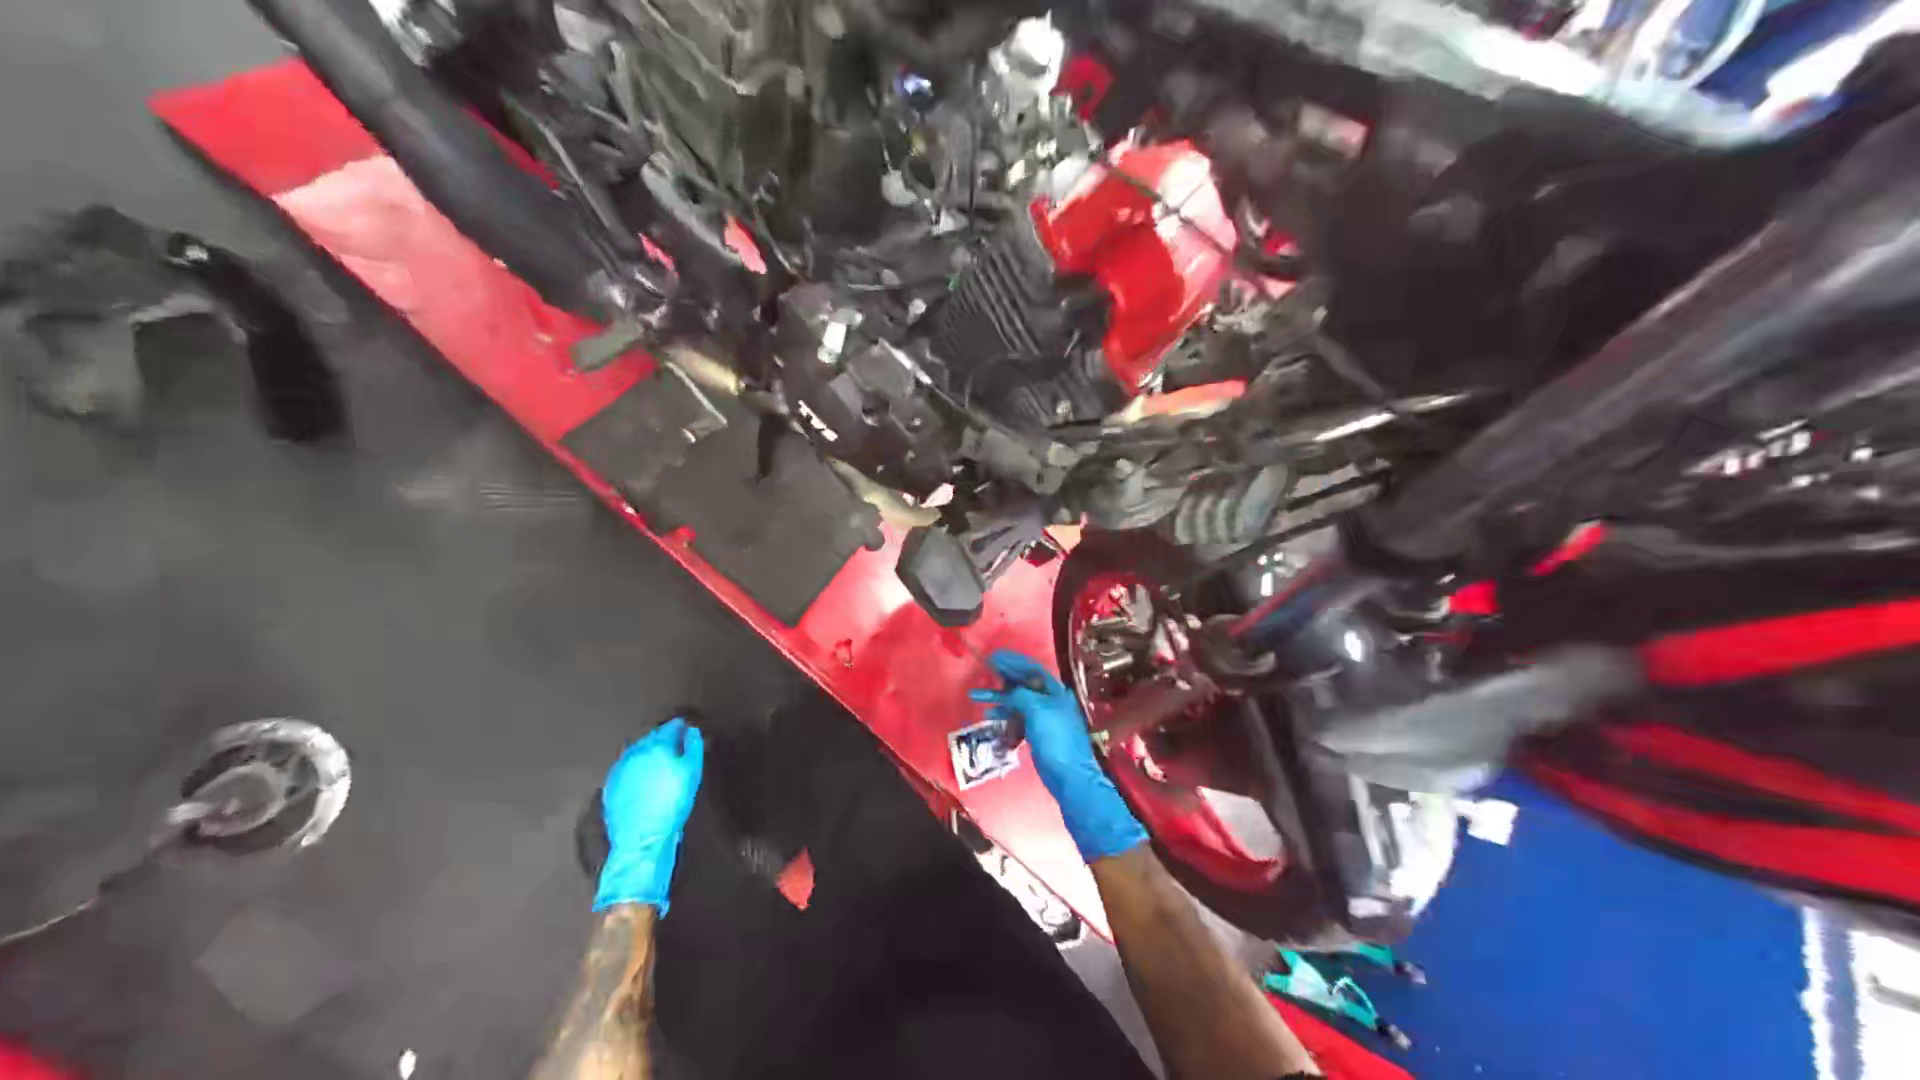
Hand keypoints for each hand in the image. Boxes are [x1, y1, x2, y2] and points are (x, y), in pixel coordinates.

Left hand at [596, 717, 703, 912]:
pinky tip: (646, 782)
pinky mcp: (611, 788)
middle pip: (651, 738)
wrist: (642, 842)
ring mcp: (619, 771)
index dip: (681, 727)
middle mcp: (633, 754)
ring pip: (637, 753)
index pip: (670, 728)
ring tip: (661, 764)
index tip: (687, 730)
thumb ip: (693, 748)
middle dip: (663, 739)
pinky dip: (637, 770)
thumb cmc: (670, 807)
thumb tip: (692, 733)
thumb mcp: (691, 774)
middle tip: (677, 746)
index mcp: (655, 747)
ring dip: (649, 754)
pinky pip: (627, 770)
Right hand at [970, 650, 1146, 861]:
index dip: (1012, 661)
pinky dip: (1004, 715)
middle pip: (1023, 683)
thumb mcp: (1037, 710)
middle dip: (1003, 677)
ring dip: (998, 698)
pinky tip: (990, 716)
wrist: (1069, 775)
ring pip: (1017, 701)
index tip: (994, 656)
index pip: (1031, 669)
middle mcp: (1050, 700)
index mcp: (1055, 691)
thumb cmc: (1056, 739)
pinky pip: (1017, 717)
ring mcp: (1044, 717)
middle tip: (984, 670)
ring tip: (976, 695)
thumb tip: (1010, 692)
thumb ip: (1021, 695)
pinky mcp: (1037, 733)